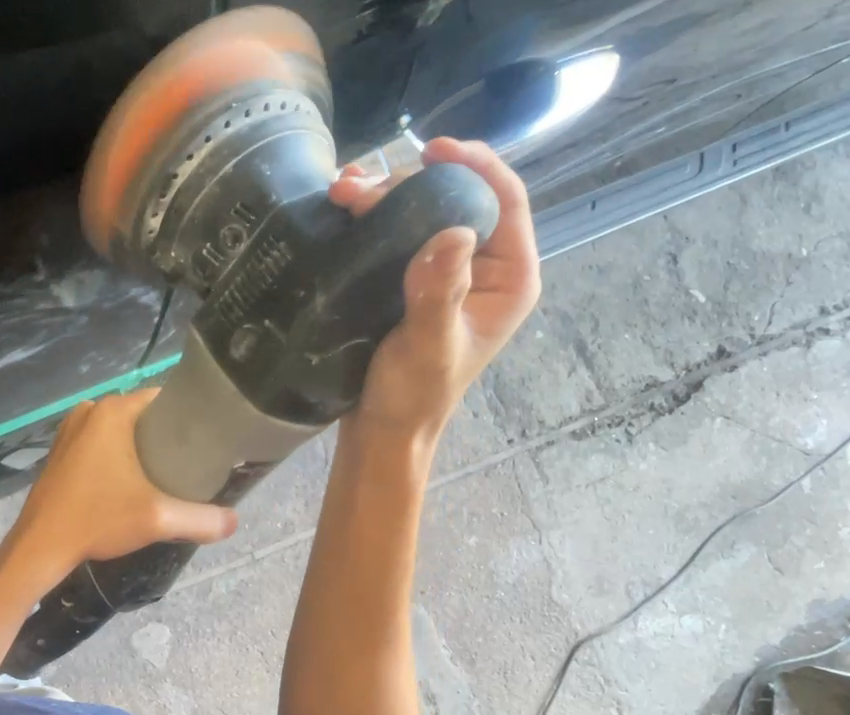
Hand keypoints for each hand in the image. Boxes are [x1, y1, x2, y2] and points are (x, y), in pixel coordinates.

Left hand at [0, 388, 237, 586]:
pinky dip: (117, 457)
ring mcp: (69, 431)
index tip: (208, 441)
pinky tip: (131, 483)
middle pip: (143, 415)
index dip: (189, 417)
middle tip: (192, 465)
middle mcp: (88, 411)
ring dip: (141, 449)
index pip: (164, 398)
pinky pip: (99, 444)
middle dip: (166, 436)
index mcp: (112, 411)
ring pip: (120, 431)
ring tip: (166, 476)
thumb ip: (201, 519)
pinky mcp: (59, 452)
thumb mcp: (157, 519)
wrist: (40, 546)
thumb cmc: (97, 521)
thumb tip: (233, 521)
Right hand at [327, 138, 541, 439]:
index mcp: (508, 278)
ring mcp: (443, 274)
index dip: (474, 166)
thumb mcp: (428, 345)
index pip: (504, 202)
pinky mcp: (408, 283)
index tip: (433, 149)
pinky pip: (396, 237)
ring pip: (422, 215)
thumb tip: (450, 231)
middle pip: (457, 201)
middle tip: (358, 187)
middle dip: (409, 185)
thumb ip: (441, 291)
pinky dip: (371, 219)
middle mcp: (482, 268)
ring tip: (341, 191)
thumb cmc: (413, 394)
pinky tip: (343, 208)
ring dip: (383, 198)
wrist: (381, 430)